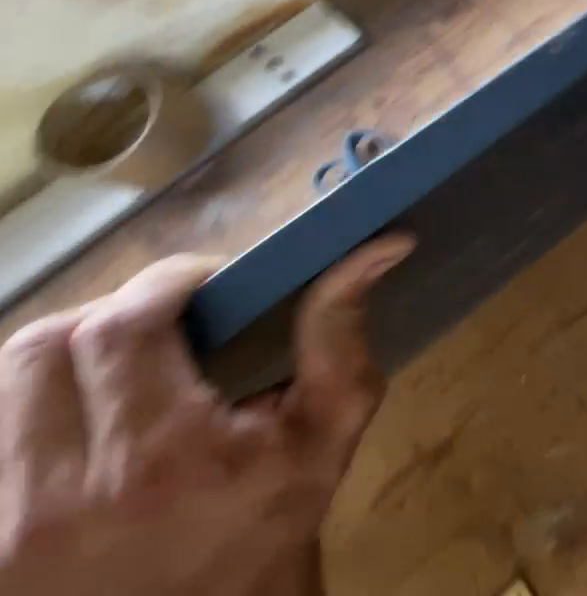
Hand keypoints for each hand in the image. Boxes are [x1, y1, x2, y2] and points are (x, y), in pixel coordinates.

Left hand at [0, 234, 413, 595]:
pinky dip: (35, 395)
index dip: (163, 282)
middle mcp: (58, 489)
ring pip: (2, 381)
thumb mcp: (331, 424)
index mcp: (161, 453)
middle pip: (43, 346)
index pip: (121, 328)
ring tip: (125, 356)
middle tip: (170, 314)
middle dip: (111, 310)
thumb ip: (341, 334)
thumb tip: (378, 247)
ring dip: (65, 349)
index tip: (210, 278)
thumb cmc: (278, 510)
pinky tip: (85, 402)